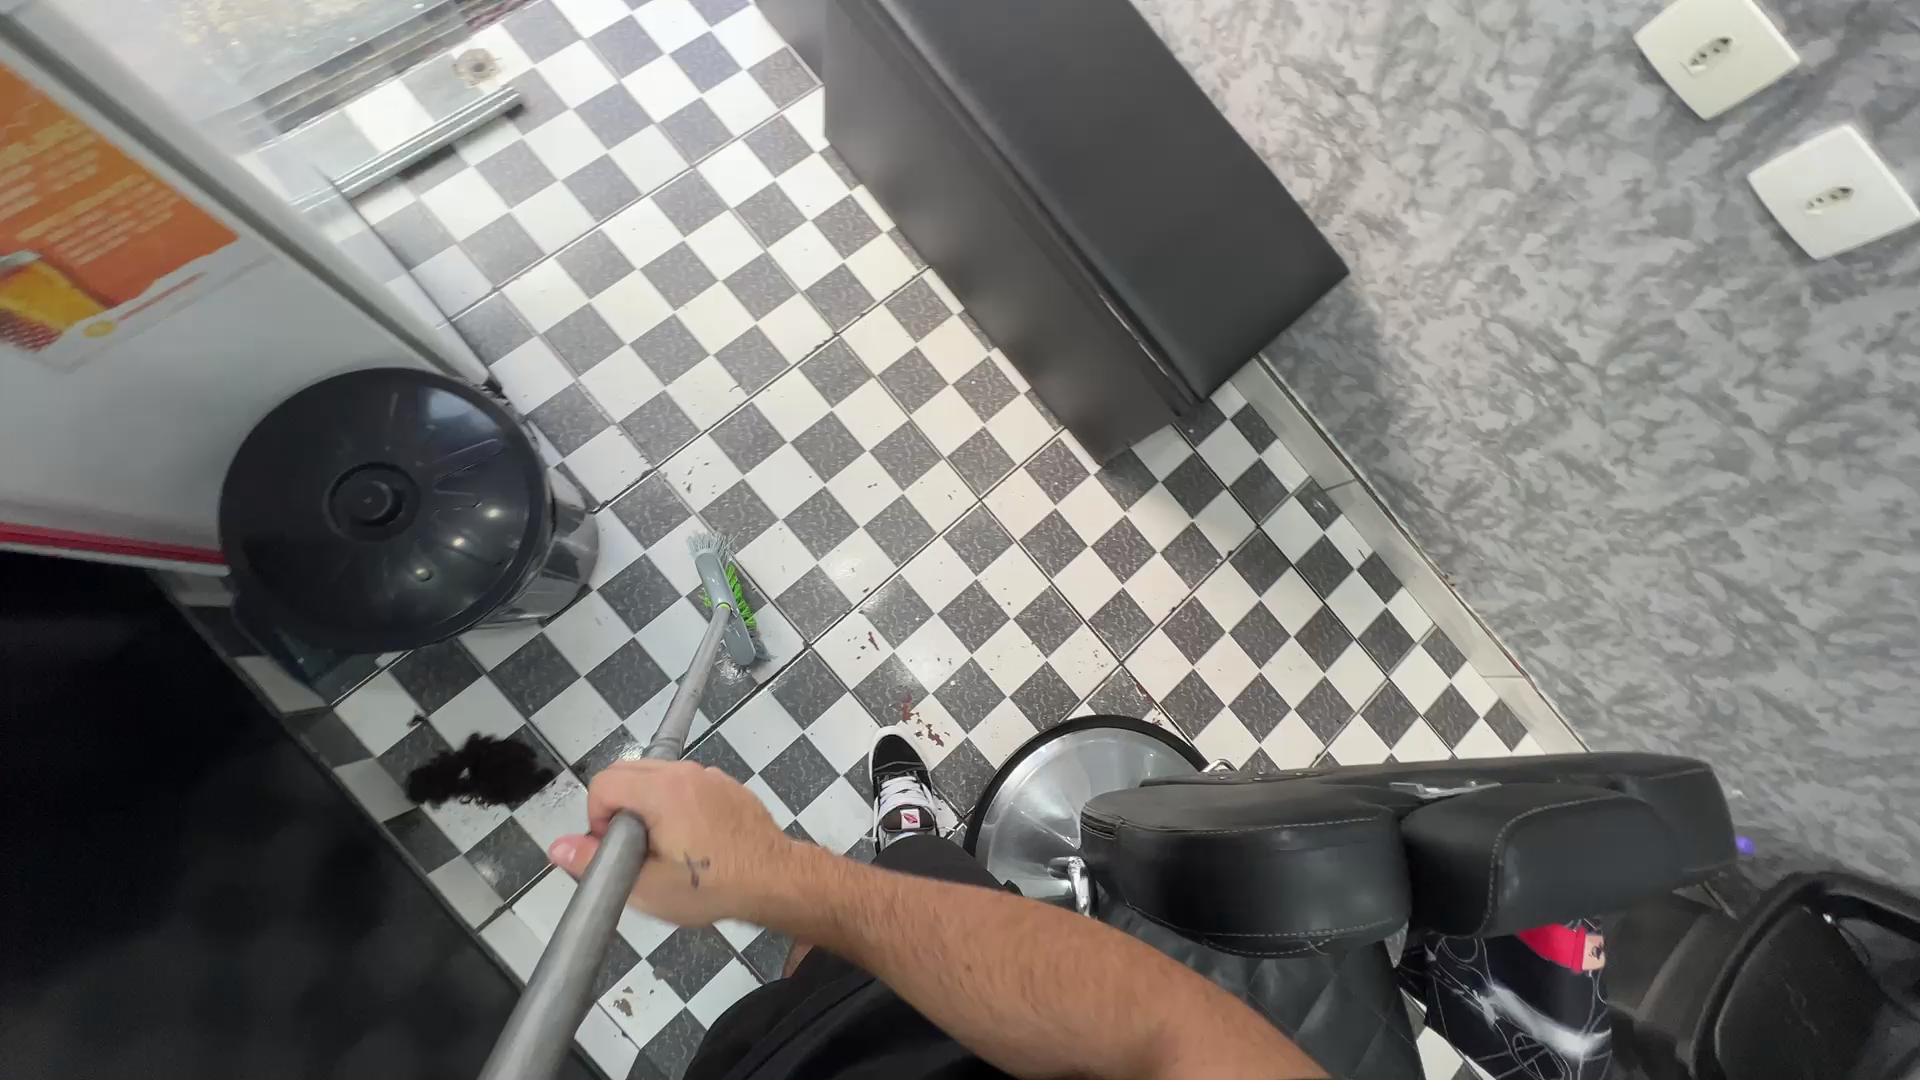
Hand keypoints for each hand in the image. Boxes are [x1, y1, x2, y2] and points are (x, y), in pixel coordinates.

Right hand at [548, 760, 800, 926]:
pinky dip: (677, 802)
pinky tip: (691, 838)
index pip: (605, 782)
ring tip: (661, 846)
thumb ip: (594, 862)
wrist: (772, 878)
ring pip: (659, 775)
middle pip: (630, 770)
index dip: (597, 817)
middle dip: (618, 806)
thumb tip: (557, 846)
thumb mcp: (644, 885)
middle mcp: (687, 772)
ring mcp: (711, 775)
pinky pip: (687, 784)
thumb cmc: (710, 885)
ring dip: (647, 803)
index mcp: (663, 790)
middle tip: (631, 847)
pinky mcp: (728, 785)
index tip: (613, 848)